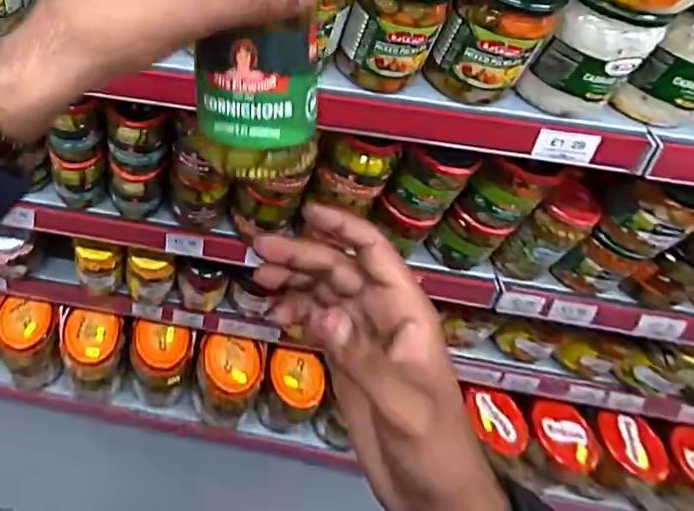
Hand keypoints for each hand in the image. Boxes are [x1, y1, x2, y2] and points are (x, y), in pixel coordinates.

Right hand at [252, 203, 505, 510]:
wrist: (434, 498)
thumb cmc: (434, 445)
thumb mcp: (403, 406)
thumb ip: (364, 359)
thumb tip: (323, 313)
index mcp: (403, 310)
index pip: (373, 252)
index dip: (342, 226)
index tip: (306, 211)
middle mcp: (379, 312)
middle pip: (336, 267)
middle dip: (300, 254)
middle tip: (260, 248)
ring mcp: (359, 333)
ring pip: (321, 289)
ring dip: (291, 278)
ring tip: (259, 278)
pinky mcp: (344, 355)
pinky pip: (313, 318)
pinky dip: (292, 310)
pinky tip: (274, 315)